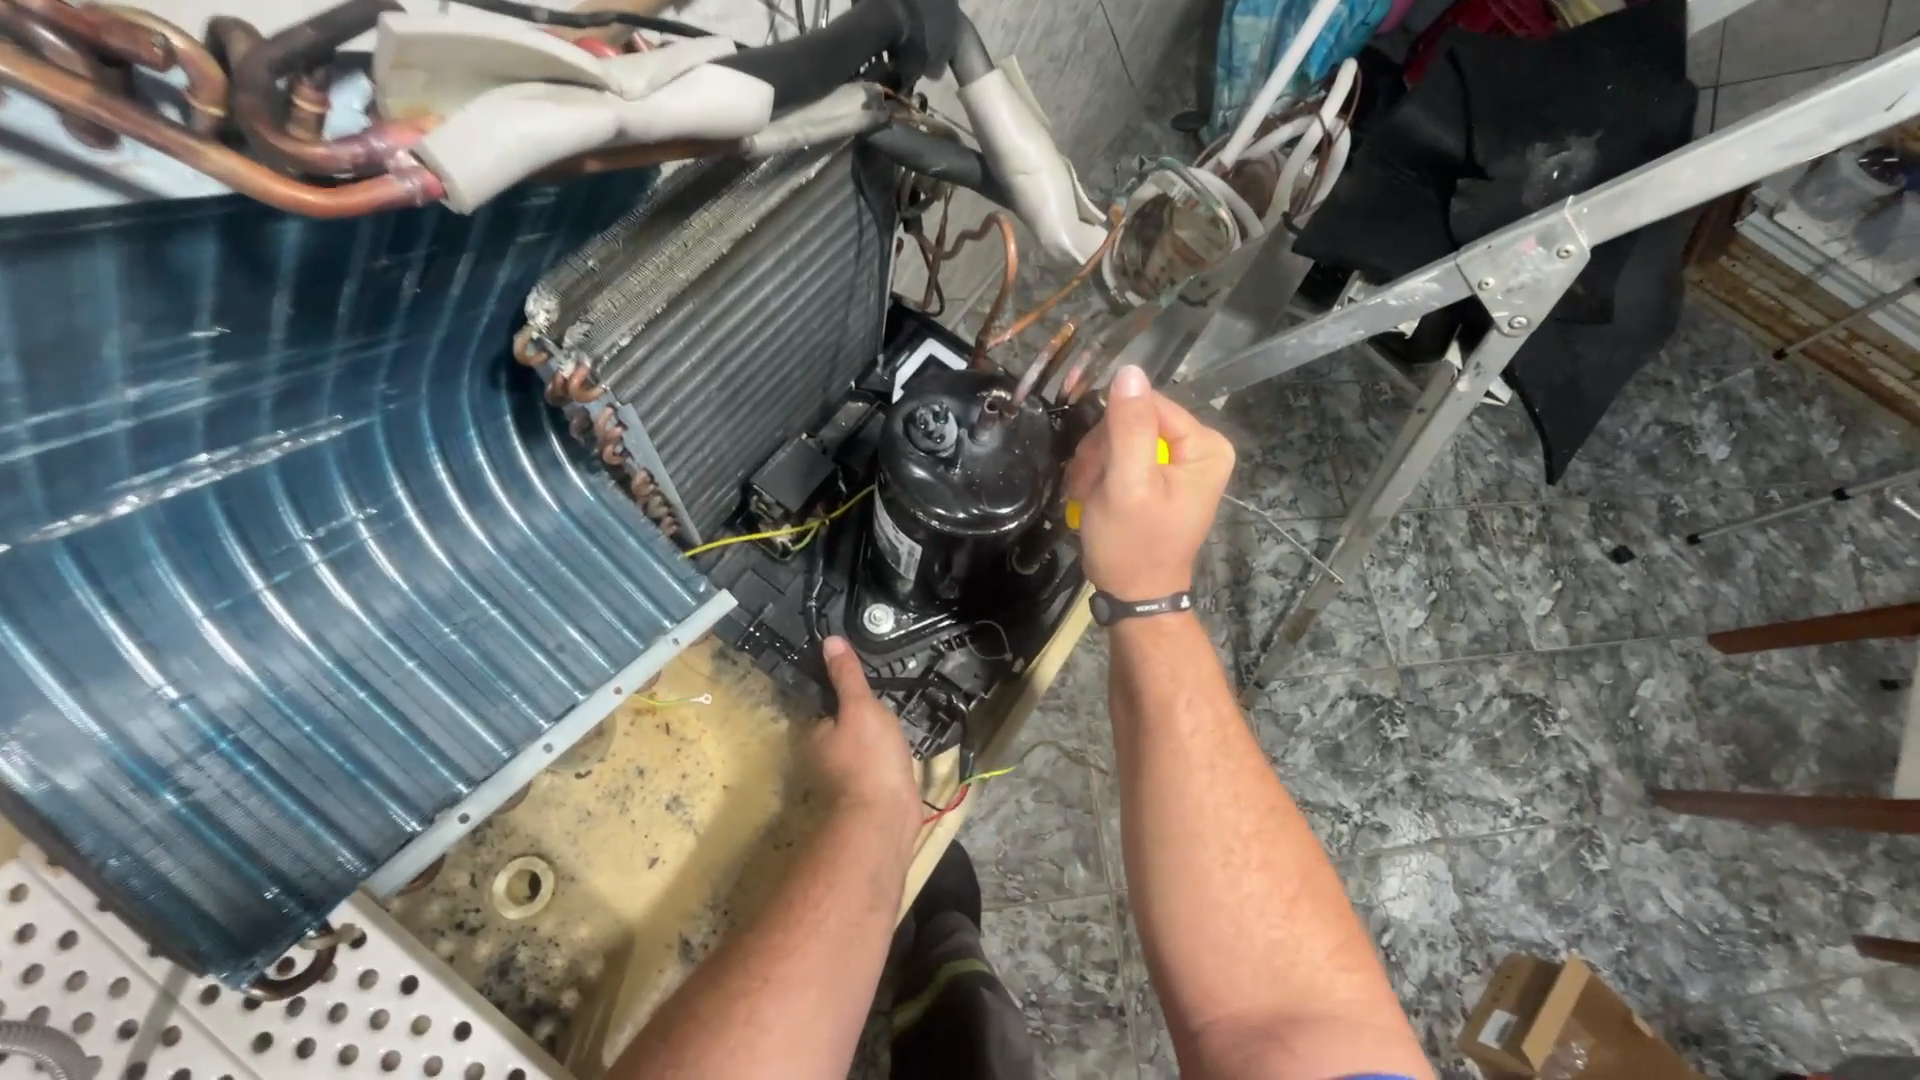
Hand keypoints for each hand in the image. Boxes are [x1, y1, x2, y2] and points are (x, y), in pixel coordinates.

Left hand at [810, 637, 920, 840]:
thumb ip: (847, 676)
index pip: (827, 704)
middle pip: (845, 728)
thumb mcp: (861, 707)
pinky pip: (876, 767)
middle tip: (890, 709)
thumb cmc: (869, 759)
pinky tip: (902, 756)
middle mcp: (822, 756)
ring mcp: (844, 778)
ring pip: (861, 749)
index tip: (868, 687)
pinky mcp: (866, 794)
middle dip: (864, 720)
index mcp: (815, 733)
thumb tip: (830, 641)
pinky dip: (886, 761)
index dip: (847, 694)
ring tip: (899, 730)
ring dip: (877, 742)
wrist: (884, 819)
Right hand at [1066, 365, 1234, 598]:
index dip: (1112, 429)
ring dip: (1096, 465)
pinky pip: (1122, 456)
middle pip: (1133, 420)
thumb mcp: (1128, 483)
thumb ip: (1129, 426)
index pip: (1148, 404)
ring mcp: (1180, 464)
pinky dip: (1101, 476)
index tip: (1093, 464)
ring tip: (1088, 496)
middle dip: (1102, 452)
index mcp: (1205, 446)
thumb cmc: (1132, 544)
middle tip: (1087, 486)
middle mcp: (1199, 449)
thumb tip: (1128, 371)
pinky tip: (1094, 497)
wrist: (1134, 596)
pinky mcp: (1160, 478)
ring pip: (1120, 438)